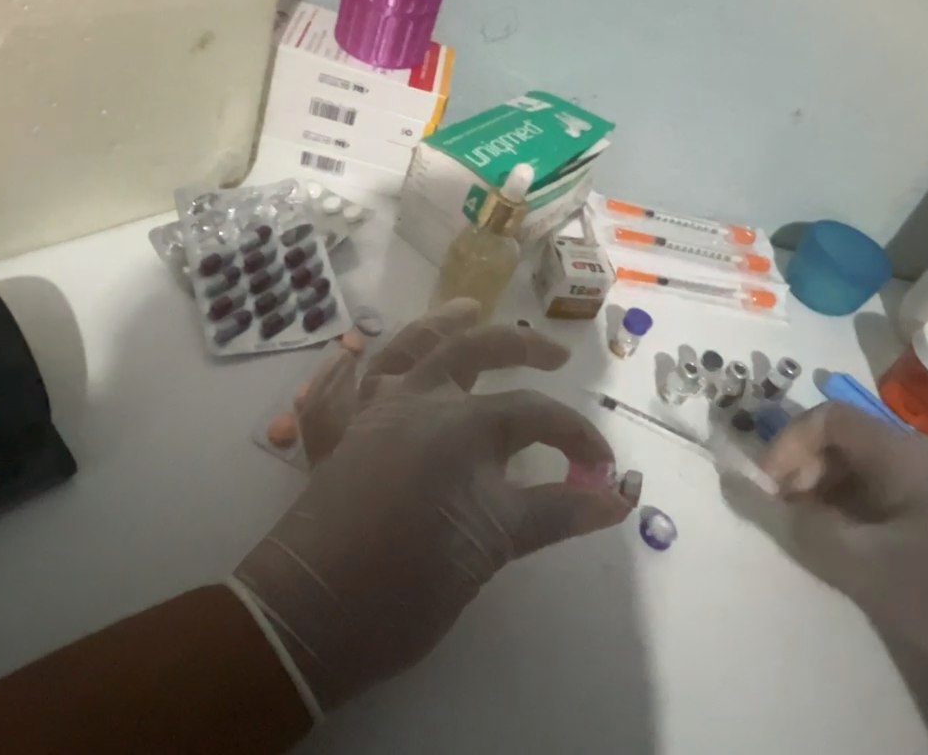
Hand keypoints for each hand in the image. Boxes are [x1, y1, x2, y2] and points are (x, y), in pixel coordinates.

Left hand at [232, 300, 636, 711]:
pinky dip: (345, 369)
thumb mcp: (492, 546)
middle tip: (553, 353)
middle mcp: (414, 402)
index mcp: (459, 423)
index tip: (605, 472)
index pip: (534, 415)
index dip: (576, 438)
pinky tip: (351, 355)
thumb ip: (556, 513)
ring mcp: (368, 415)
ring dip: (437, 326)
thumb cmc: (408, 581)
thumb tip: (617, 499)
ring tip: (466, 309)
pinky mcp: (335, 440)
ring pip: (404, 350)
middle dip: (517, 346)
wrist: (310, 618)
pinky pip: (335, 390)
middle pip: (471, 352)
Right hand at [761, 403, 927, 718]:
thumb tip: (769, 501)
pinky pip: (900, 495)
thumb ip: (808, 529)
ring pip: (875, 469)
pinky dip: (867, 511)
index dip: (789, 443)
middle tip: (794, 517)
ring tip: (826, 539)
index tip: (771, 489)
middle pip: (851, 440)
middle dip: (809, 470)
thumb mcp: (868, 569)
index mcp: (906, 455)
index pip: (830, 416)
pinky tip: (868, 552)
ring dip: (836, 494)